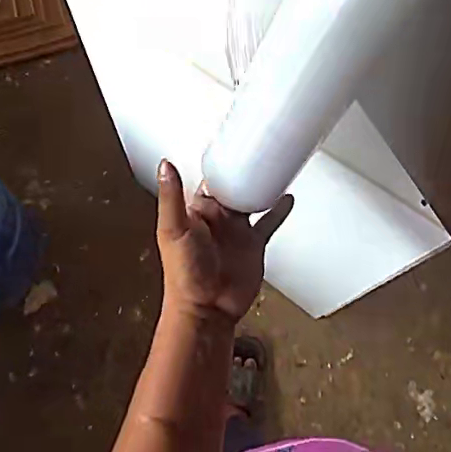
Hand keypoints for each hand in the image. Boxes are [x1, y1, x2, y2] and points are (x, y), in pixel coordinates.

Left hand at [154, 159, 293, 323]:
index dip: (217, 163)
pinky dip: (278, 211)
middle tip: (254, 147)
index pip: (208, 179)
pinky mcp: (252, 246)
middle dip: (241, 169)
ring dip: (258, 185)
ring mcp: (236, 231)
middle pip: (232, 186)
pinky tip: (286, 198)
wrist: (207, 309)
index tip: (226, 142)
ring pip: (250, 200)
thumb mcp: (173, 228)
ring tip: (271, 164)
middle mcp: (217, 218)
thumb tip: (165, 165)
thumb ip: (171, 197)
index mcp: (197, 210)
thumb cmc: (183, 273)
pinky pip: (268, 223)